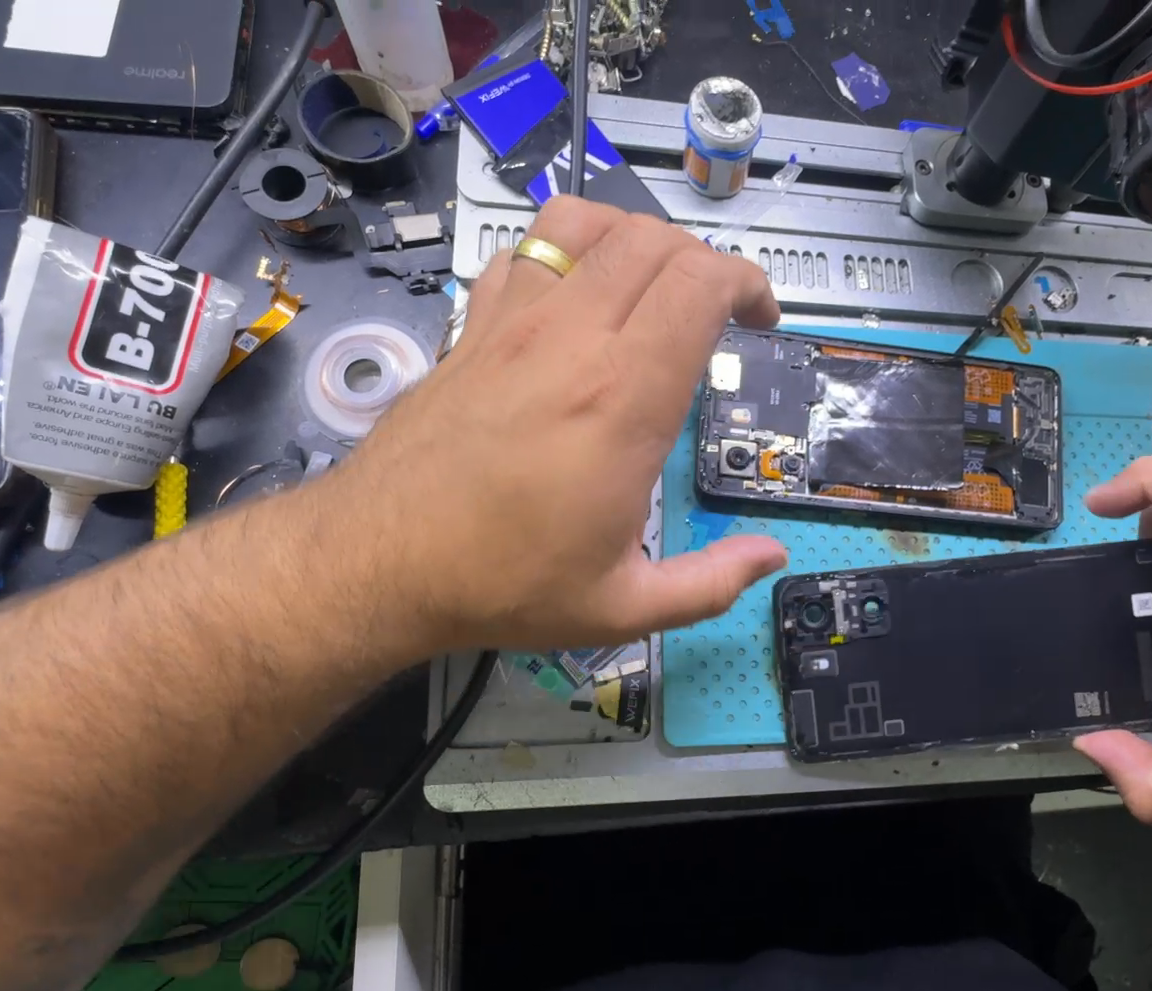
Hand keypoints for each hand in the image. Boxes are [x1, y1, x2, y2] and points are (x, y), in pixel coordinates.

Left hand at [311, 198, 788, 655]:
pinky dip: (567, 248)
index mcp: (624, 400)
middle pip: (653, 241)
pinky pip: (525, 249)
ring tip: (653, 283)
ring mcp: (514, 325)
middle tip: (720, 310)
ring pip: (585, 222)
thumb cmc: (506, 583)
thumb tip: (771, 556)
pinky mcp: (474, 329)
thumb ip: (710, 583)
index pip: (699, 286)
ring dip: (637, 237)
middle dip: (706, 260)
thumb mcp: (625, 607)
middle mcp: (571, 341)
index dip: (747, 282)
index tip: (761, 318)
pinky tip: (577, 293)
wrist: (380, 564)